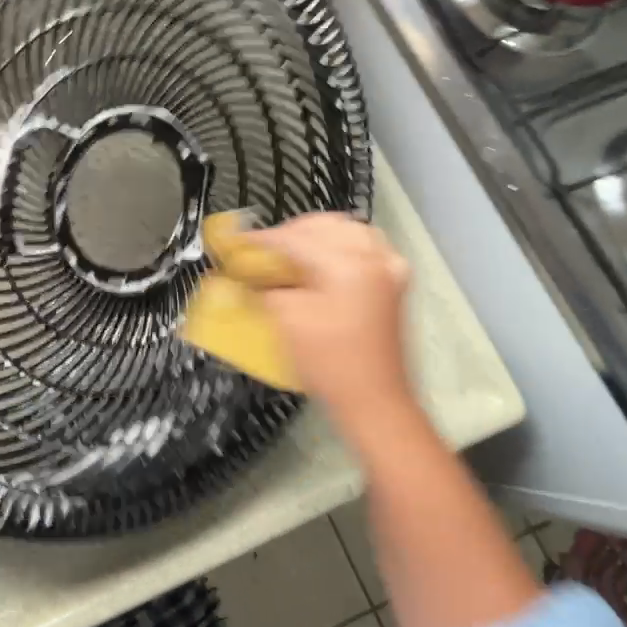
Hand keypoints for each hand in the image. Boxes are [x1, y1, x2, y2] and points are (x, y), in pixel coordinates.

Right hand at [251, 213, 413, 423]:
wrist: (375, 402)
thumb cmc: (330, 364)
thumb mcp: (285, 319)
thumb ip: (263, 286)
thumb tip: (246, 271)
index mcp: (347, 264)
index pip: (293, 238)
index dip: (259, 239)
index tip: (234, 242)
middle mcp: (373, 257)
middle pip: (322, 225)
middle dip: (289, 233)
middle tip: (262, 250)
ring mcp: (388, 268)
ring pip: (346, 229)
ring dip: (315, 234)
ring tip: (290, 253)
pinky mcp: (393, 281)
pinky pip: (364, 245)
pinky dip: (339, 245)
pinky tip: (323, 260)